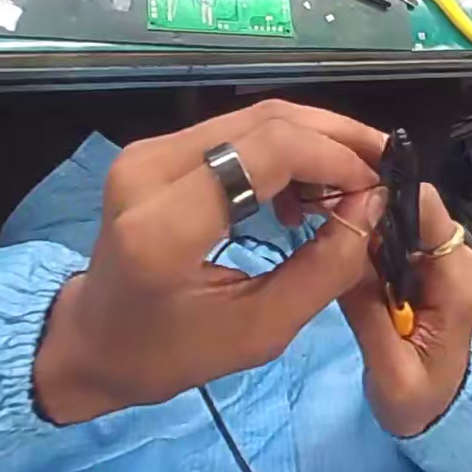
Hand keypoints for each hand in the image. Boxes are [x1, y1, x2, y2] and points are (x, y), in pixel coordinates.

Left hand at [34, 101, 388, 423]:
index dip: (333, 157)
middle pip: (263, 120)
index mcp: (166, 224)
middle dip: (333, 137)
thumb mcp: (258, 330)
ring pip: (250, 118)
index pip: (266, 151)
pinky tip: (299, 189)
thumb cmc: (167, 353)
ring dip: (311, 139)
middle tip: (381, 167)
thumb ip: (323, 267)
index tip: (375, 188)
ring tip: (349, 182)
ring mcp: (146, 152)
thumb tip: (371, 206)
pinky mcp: (153, 150)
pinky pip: (232, 133)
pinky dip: (279, 148)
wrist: (90, 338)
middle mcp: (149, 168)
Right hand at [337, 183, 471, 436]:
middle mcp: (456, 263)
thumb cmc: (417, 403)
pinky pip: (395, 236)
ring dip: (366, 221)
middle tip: (327, 222)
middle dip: (370, 206)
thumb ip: (368, 310)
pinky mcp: (424, 269)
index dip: (385, 195)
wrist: (436, 422)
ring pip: (401, 218)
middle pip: (411, 207)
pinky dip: (369, 237)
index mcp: (456, 283)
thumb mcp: (389, 369)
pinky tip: (344, 249)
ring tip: (330, 233)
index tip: (343, 202)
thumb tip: (342, 247)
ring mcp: (441, 264)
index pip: (427, 210)